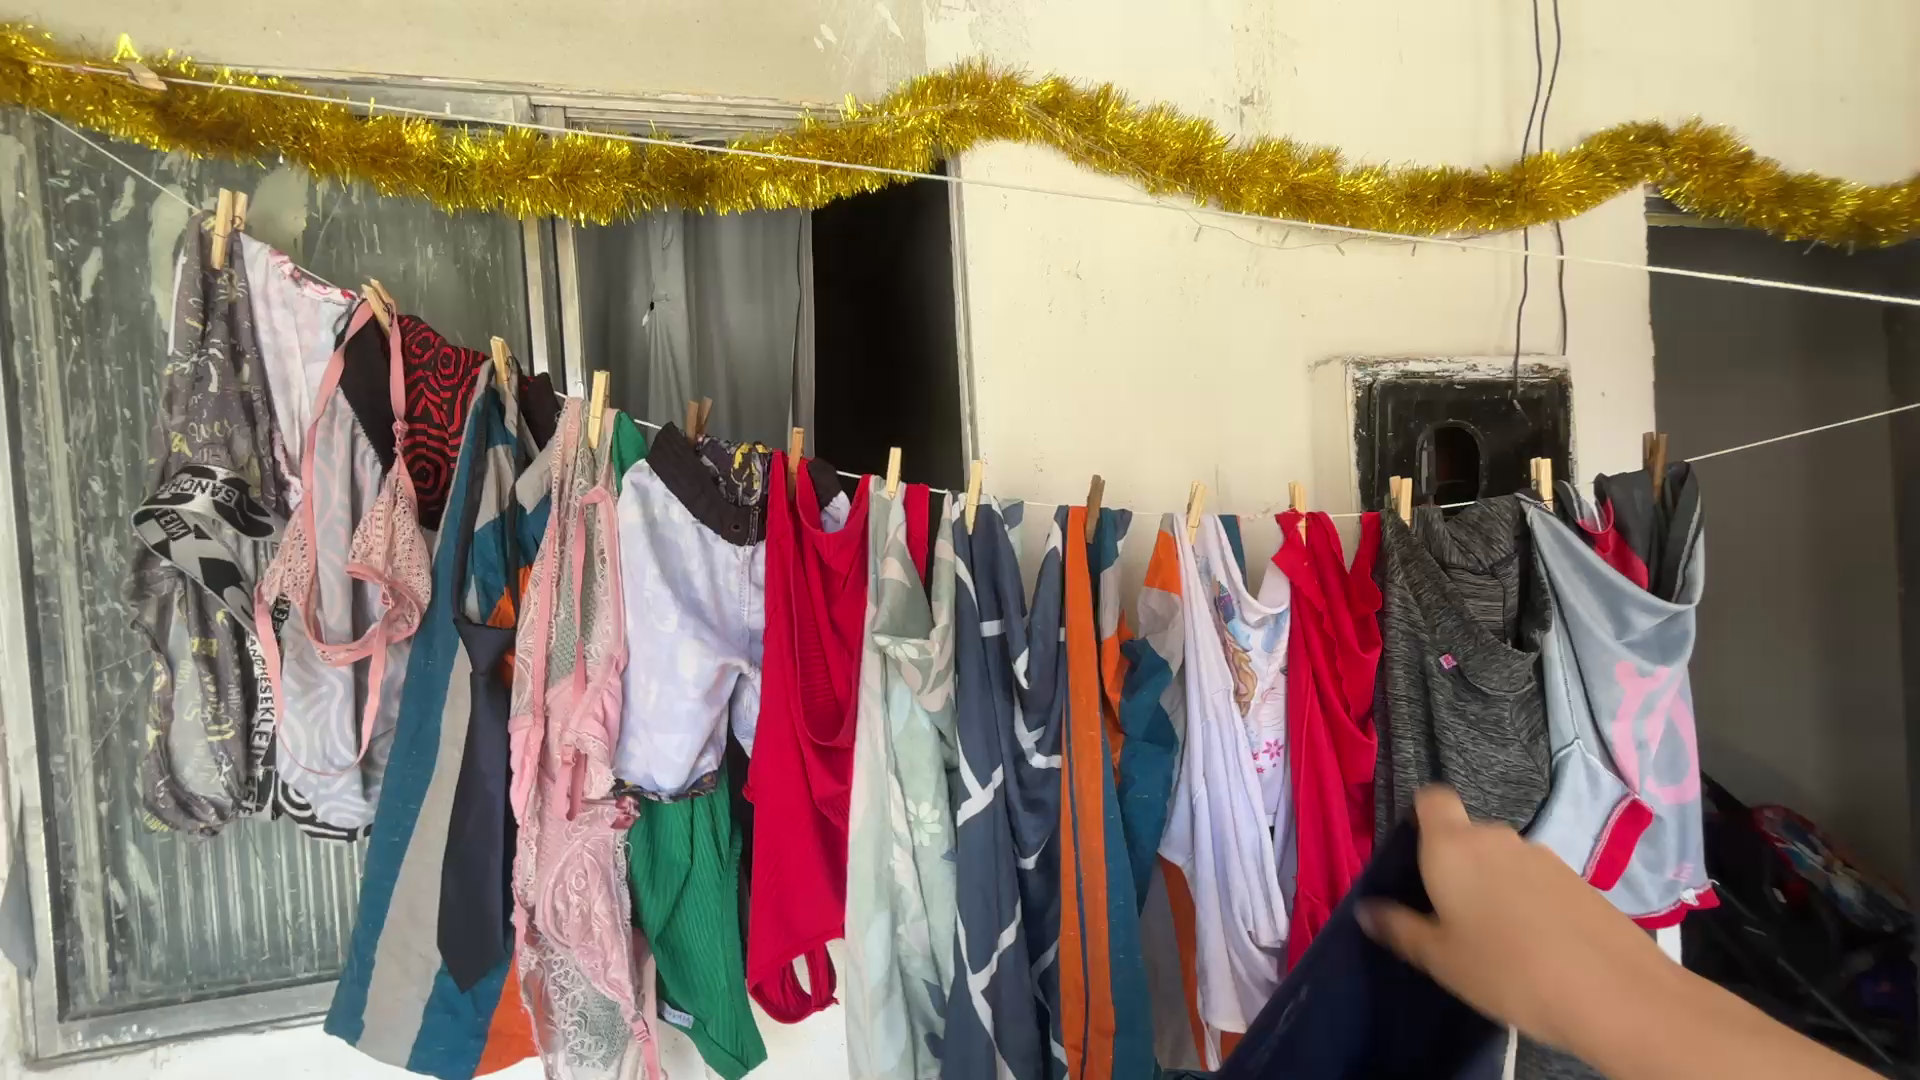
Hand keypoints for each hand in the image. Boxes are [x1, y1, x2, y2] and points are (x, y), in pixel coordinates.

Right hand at [1357, 785, 1678, 1052]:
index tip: (1417, 851)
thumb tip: (1365, 910)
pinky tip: (1538, 943)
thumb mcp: (1440, 959)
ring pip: (1502, 859)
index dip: (1421, 814)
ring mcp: (1543, 857)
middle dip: (1456, 862)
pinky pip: (1536, 880)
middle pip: (1465, 833)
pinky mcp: (1581, 882)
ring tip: (1499, 933)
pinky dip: (1530, 900)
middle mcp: (1495, 838)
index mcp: (1451, 845)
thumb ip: (1398, 928)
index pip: (1431, 797)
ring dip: (1495, 882)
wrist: (1626, 1000)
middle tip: (1452, 909)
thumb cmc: (1510, 970)